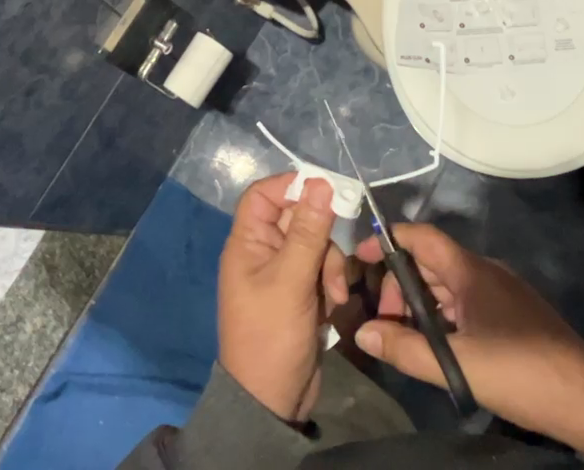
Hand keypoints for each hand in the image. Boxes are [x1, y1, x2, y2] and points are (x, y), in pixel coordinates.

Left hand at [217, 173, 351, 422]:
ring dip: (331, 265)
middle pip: (297, 218)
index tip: (327, 191)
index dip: (292, 186)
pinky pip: (321, 271)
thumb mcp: (292, 281)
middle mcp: (262, 252)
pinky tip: (334, 307)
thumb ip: (308, 231)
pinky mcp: (300, 294)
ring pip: (316, 245)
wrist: (272, 401)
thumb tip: (320, 182)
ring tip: (335, 295)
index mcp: (247, 243)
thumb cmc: (271, 337)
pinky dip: (331, 283)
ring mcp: (282, 274)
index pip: (264, 195)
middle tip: (336, 262)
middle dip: (322, 238)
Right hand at [354, 225, 583, 464]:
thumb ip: (406, 349)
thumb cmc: (521, 372)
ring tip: (403, 335)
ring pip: (447, 285)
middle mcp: (485, 273)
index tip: (360, 257)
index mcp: (472, 272)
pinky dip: (441, 314)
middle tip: (384, 320)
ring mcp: (501, 294)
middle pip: (430, 262)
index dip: (388, 240)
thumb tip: (361, 331)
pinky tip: (435, 344)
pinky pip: (464, 302)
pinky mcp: (511, 316)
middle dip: (399, 284)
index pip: (422, 237)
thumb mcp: (458, 365)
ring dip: (420, 303)